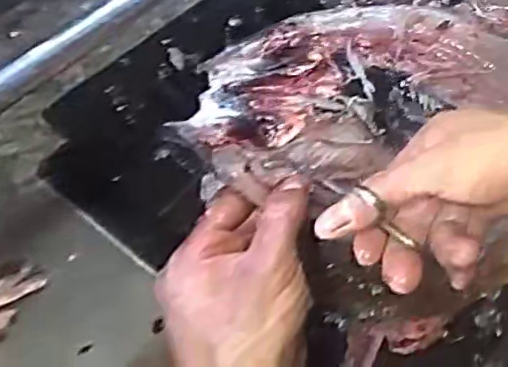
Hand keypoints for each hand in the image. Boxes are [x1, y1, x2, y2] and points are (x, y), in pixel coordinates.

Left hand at [157, 182, 310, 366]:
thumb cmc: (248, 334)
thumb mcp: (271, 261)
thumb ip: (282, 213)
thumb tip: (294, 179)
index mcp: (190, 259)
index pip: (230, 201)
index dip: (266, 184)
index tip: (298, 173)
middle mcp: (198, 271)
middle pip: (245, 220)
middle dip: (280, 208)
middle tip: (315, 194)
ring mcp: (218, 289)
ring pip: (257, 240)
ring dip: (286, 230)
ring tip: (317, 217)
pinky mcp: (240, 302)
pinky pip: (263, 262)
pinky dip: (285, 251)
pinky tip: (308, 244)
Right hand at [312, 109, 507, 294]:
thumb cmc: (495, 157)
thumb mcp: (436, 171)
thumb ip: (384, 194)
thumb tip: (324, 220)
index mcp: (427, 145)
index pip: (384, 187)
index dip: (370, 223)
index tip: (364, 258)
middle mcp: (442, 163)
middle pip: (407, 212)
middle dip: (406, 246)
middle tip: (405, 280)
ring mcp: (464, 185)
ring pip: (434, 229)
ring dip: (443, 249)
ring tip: (462, 258)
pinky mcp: (484, 205)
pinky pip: (460, 234)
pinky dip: (461, 251)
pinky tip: (469, 264)